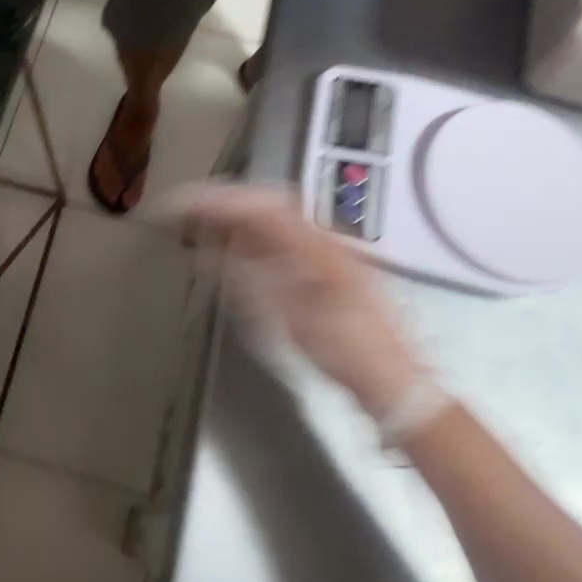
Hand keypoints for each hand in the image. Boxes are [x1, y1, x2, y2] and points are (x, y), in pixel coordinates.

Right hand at [178, 184, 424, 419]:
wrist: (395, 381)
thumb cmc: (348, 353)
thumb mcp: (293, 320)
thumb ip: (252, 281)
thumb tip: (217, 253)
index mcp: (319, 247)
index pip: (262, 206)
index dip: (220, 201)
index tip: (187, 204)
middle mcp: (327, 242)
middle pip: (271, 205)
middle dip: (227, 204)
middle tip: (192, 212)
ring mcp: (332, 255)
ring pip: (279, 222)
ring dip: (240, 220)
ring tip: (207, 227)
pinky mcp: (332, 272)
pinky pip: (288, 240)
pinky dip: (257, 239)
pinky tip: (240, 251)